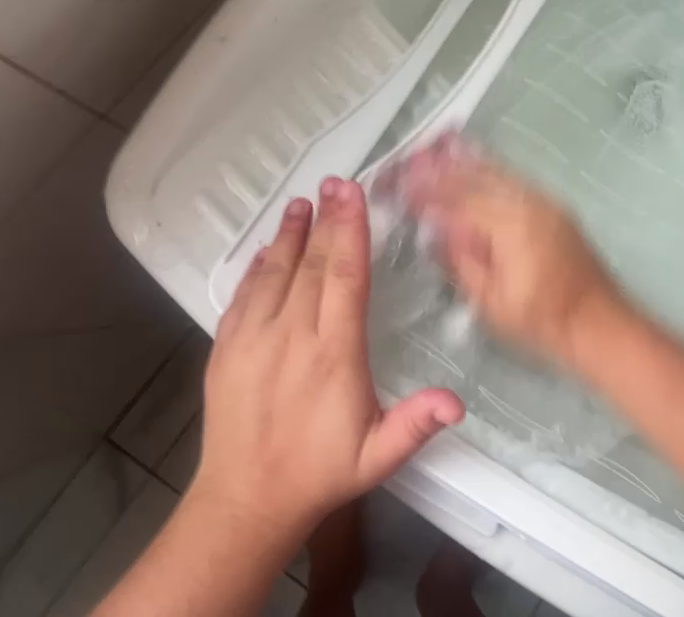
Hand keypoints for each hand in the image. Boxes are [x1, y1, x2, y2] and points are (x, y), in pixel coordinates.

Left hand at [191, 178, 464, 540]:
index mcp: (333, 354)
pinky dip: (257, 267)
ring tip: (302, 203)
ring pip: (274, 272)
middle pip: (312, 264)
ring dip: (290, 234)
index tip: (353, 195)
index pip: (344, 277)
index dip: (351, 231)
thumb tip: (458, 402)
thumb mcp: (377, 456)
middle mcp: (291, 336)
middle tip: (335, 182)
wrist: (245, 501)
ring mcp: (253, 339)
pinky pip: (243, 295)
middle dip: (327, 219)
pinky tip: (267, 249)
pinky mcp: (225, 348)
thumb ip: (416, 423)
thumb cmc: (320, 472)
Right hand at [388, 136, 631, 365]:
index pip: (458, 200)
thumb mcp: (491, 301)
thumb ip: (463, 260)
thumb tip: (438, 230)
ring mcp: (545, 202)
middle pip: (478, 178)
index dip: (427, 191)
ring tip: (439, 149)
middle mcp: (528, 203)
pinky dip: (492, 170)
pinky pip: (515, 180)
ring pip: (499, 173)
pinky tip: (478, 164)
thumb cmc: (542, 321)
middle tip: (413, 159)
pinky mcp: (554, 208)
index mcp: (510, 225)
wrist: (599, 322)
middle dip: (443, 168)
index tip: (399, 185)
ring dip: (467, 162)